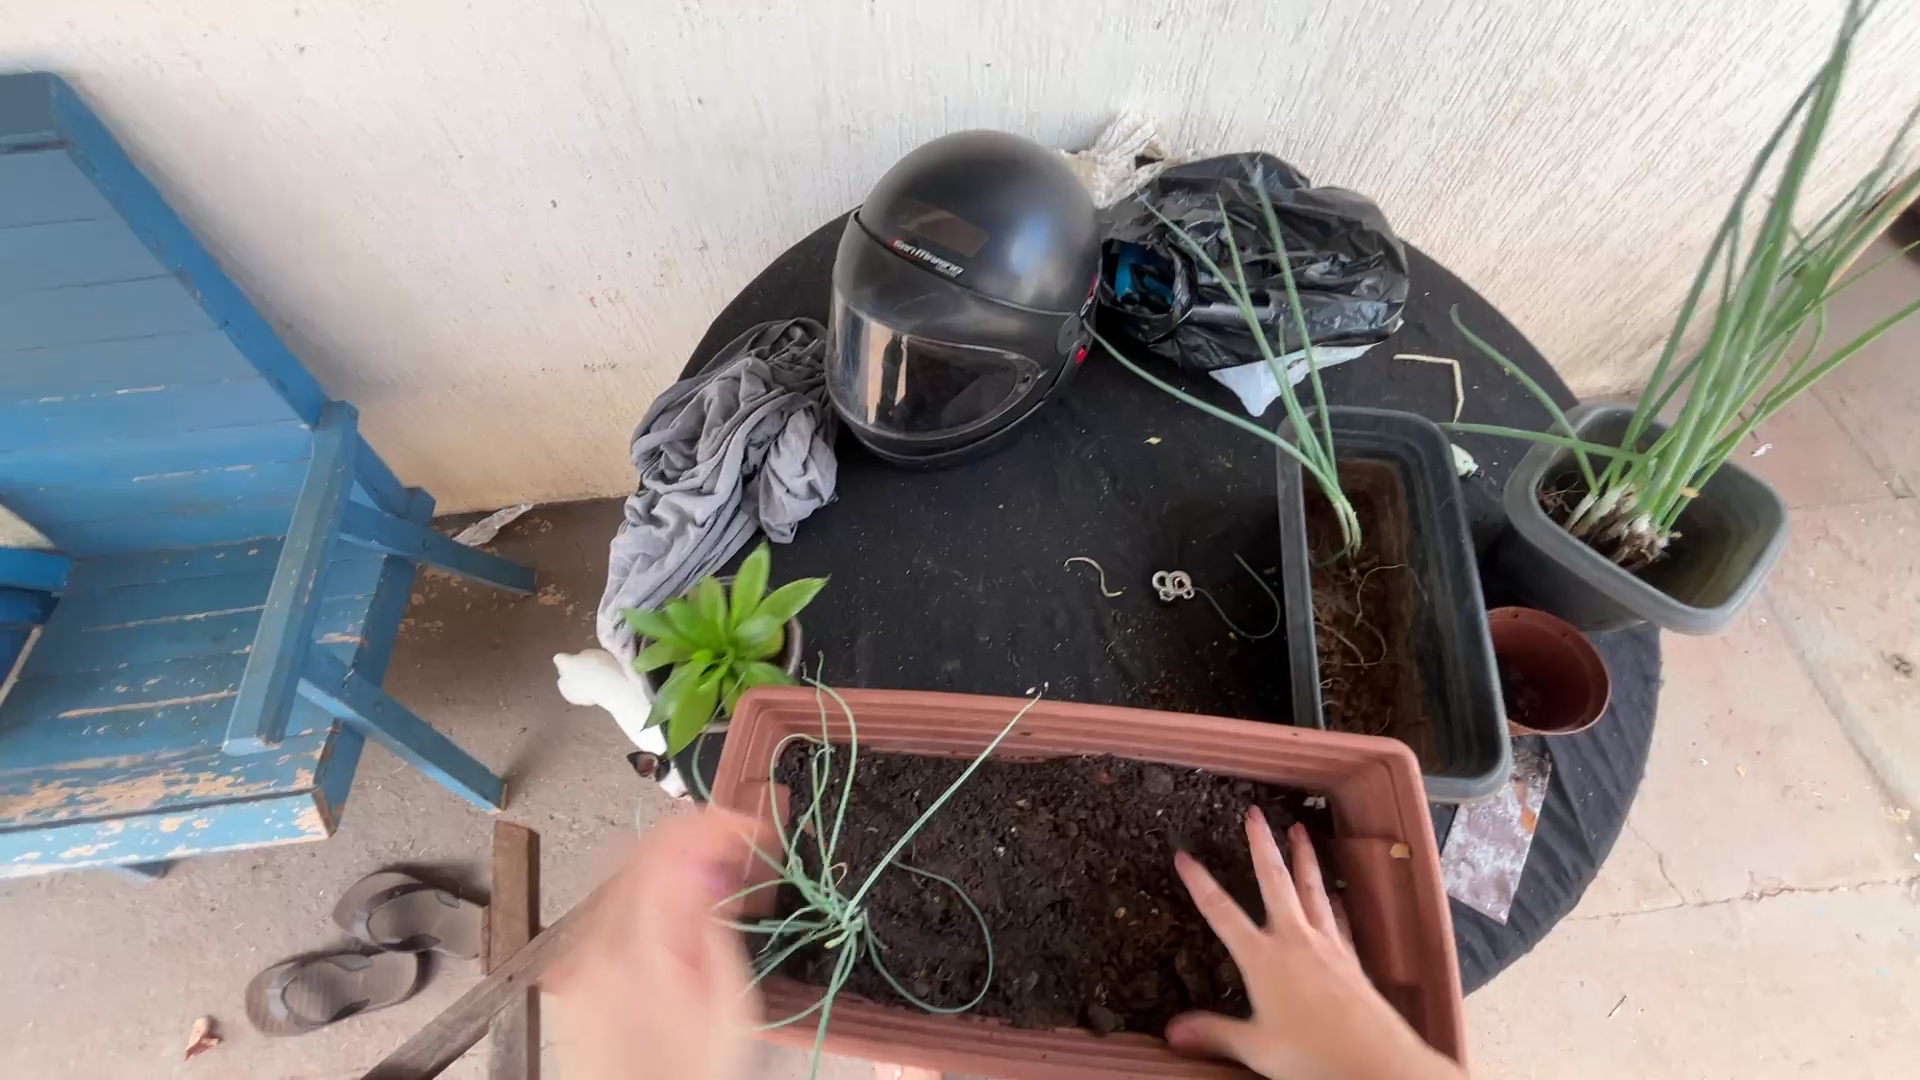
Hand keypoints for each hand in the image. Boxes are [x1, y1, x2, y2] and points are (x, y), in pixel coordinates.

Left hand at [549, 808, 761, 1079]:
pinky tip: (690, 899)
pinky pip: (620, 902)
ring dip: (681, 856)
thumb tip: (709, 864)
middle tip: (747, 844)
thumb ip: (713, 925)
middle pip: (643, 851)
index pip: (667, 848)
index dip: (715, 823)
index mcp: (634, 950)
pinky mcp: (578, 971)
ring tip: (727, 867)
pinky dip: (659, 885)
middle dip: (700, 833)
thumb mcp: (728, 1004)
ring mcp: (579, 957)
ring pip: (630, 872)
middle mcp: (593, 945)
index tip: (754, 827)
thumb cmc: (696, 1078)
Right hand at [1167, 808, 1466, 1079]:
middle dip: (1261, 845)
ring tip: (1299, 829)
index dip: (1199, 883)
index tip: (1182, 855)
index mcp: (1262, 956)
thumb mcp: (1258, 1049)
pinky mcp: (1351, 961)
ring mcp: (1326, 946)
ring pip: (1311, 889)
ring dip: (1303, 857)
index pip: (1221, 911)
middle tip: (1255, 814)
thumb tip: (1170, 1031)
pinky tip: (1334, 892)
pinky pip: (1339, 921)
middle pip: (1273, 881)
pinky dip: (1333, 902)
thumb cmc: (1314, 1057)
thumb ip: (1215, 1033)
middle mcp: (1293, 940)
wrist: (1381, 1068)